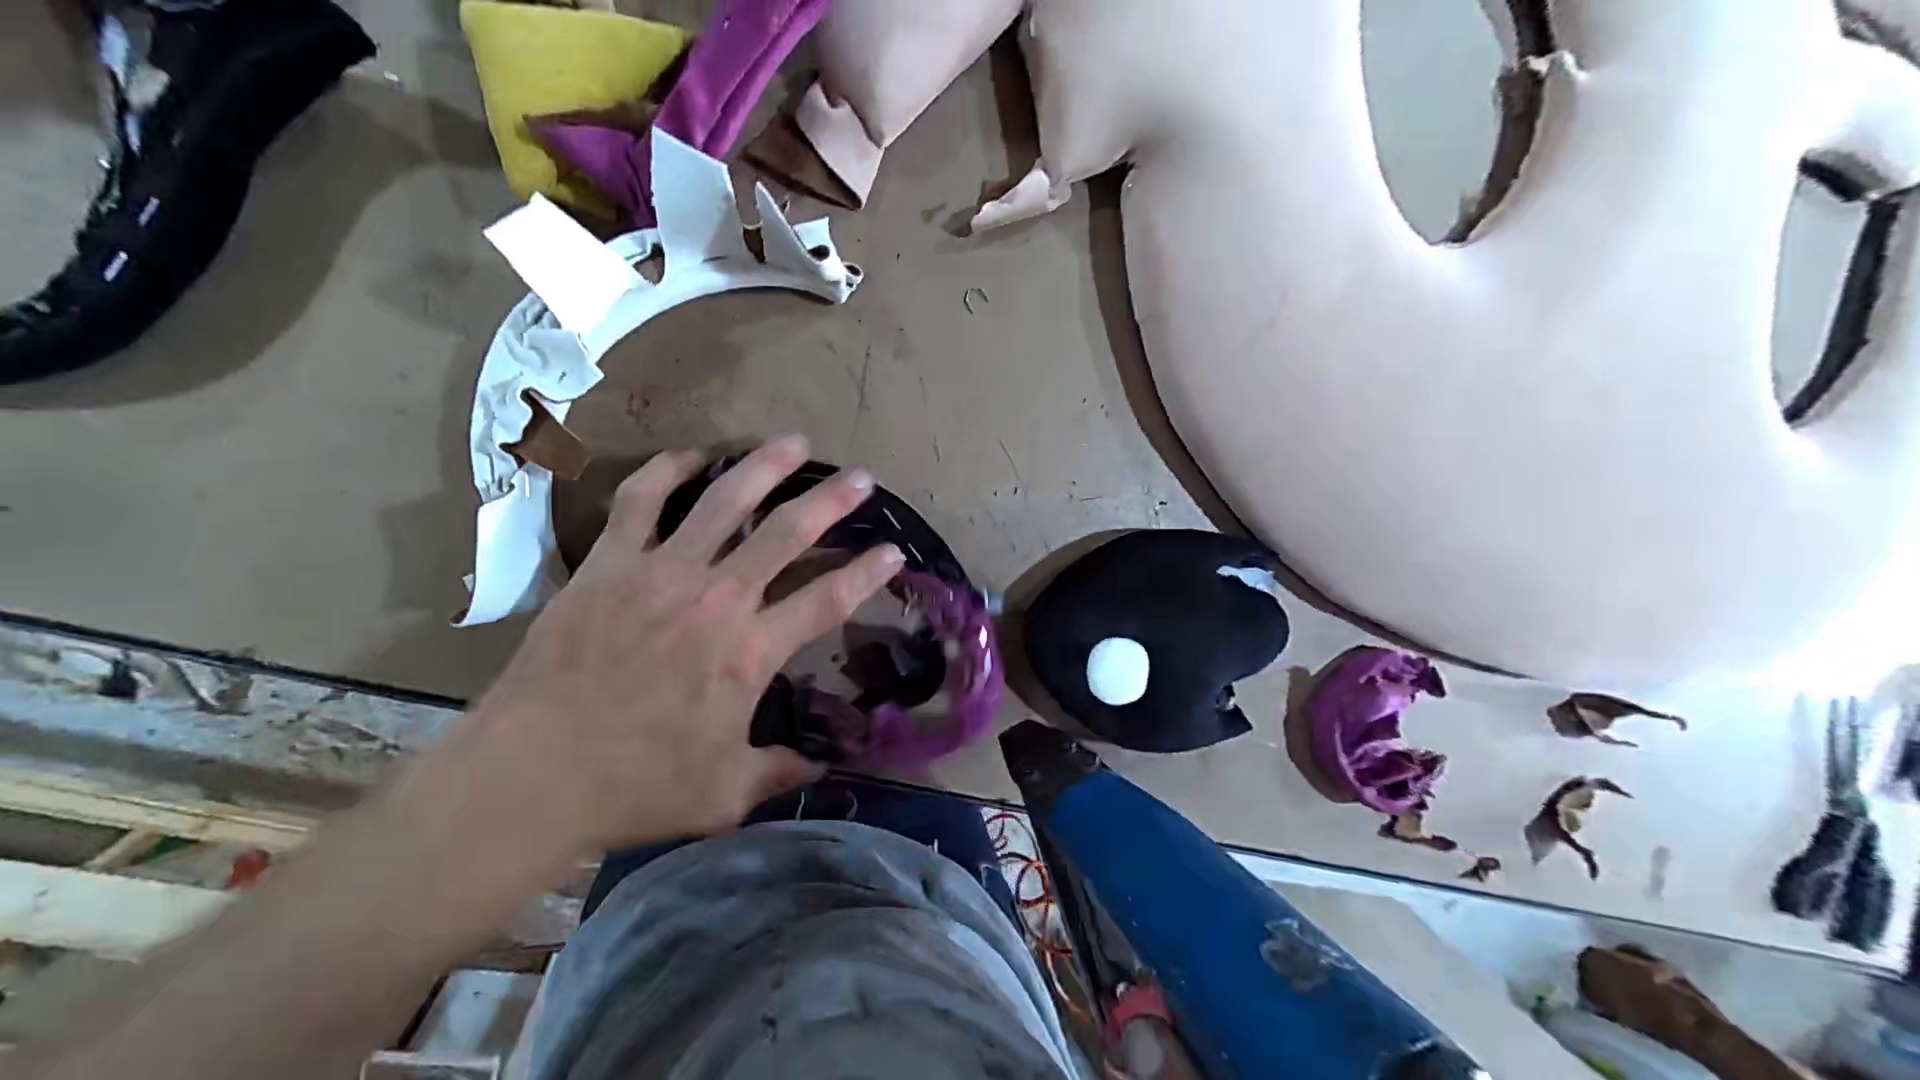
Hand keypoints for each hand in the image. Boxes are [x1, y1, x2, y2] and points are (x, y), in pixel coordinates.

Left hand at [466, 437, 903, 849]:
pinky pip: (642, 500)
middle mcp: (716, 598)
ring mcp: (660, 572)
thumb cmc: (636, 785)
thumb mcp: (725, 793)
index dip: (868, 572)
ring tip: (794, 443)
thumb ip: (780, 771)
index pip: (828, 599)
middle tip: (861, 476)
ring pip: (723, 501)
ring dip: (765, 467)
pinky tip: (693, 456)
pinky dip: (669, 471)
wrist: (532, 773)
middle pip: (787, 532)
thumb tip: (820, 766)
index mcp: (750, 652)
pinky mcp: (610, 563)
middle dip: (832, 500)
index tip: (893, 551)